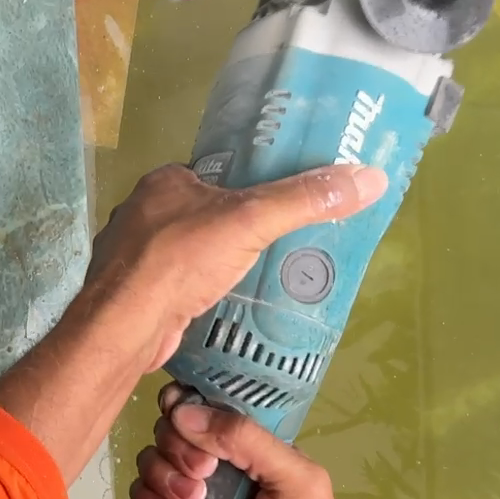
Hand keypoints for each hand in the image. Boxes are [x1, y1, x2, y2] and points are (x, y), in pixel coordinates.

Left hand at [80, 163, 386, 373]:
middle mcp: (140, 214)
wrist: (127, 324)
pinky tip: (226, 301)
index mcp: (161, 183)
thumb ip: (305, 199)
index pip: (213, 174)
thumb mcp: (251, 220)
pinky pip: (177, 283)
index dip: (247, 184)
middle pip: (201, 214)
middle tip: (280, 242)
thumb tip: (371, 177)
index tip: (280, 201)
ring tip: (262, 273)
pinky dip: (200, 289)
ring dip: (217, 262)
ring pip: (187, 252)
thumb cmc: (180, 259)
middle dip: (235, 228)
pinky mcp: (135, 292)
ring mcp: (131, 255)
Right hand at [131, 390, 359, 498]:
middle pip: (170, 429)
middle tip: (204, 477)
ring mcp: (189, 492)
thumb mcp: (298, 483)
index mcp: (249, 445)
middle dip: (178, 448)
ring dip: (163, 477)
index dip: (187, 405)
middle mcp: (216, 462)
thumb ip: (248, 440)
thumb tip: (183, 413)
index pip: (206, 405)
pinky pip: (141, 494)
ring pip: (151, 459)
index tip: (184, 419)